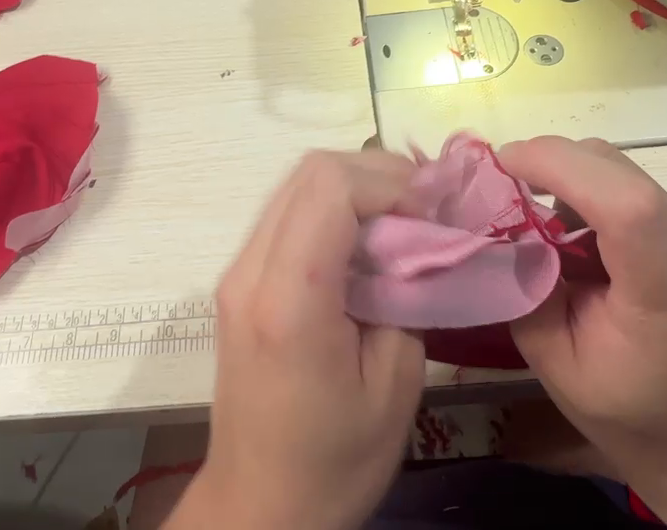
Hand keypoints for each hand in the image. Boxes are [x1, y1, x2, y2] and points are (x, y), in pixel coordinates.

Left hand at [167, 152, 424, 529]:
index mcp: (290, 299)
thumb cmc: (335, 459)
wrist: (260, 503)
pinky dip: (329, 209)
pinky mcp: (238, 279)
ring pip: (294, 184)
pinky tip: (364, 243)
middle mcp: (250, 270)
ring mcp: (236, 271)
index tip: (430, 218)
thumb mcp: (396, 384)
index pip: (330, 187)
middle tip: (423, 212)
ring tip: (399, 223)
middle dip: (374, 176)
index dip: (388, 184)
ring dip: (352, 188)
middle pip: (309, 171)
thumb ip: (408, 295)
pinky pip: (285, 214)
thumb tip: (418, 240)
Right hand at [502, 137, 666, 528]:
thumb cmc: (628, 416)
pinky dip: (604, 200)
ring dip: (579, 184)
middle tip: (510, 190)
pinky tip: (596, 247)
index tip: (506, 164)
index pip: (629, 208)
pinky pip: (647, 192)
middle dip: (555, 166)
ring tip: (555, 233)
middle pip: (623, 175)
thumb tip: (503, 216)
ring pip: (631, 175)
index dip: (562, 166)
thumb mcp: (553, 363)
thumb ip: (525, 285)